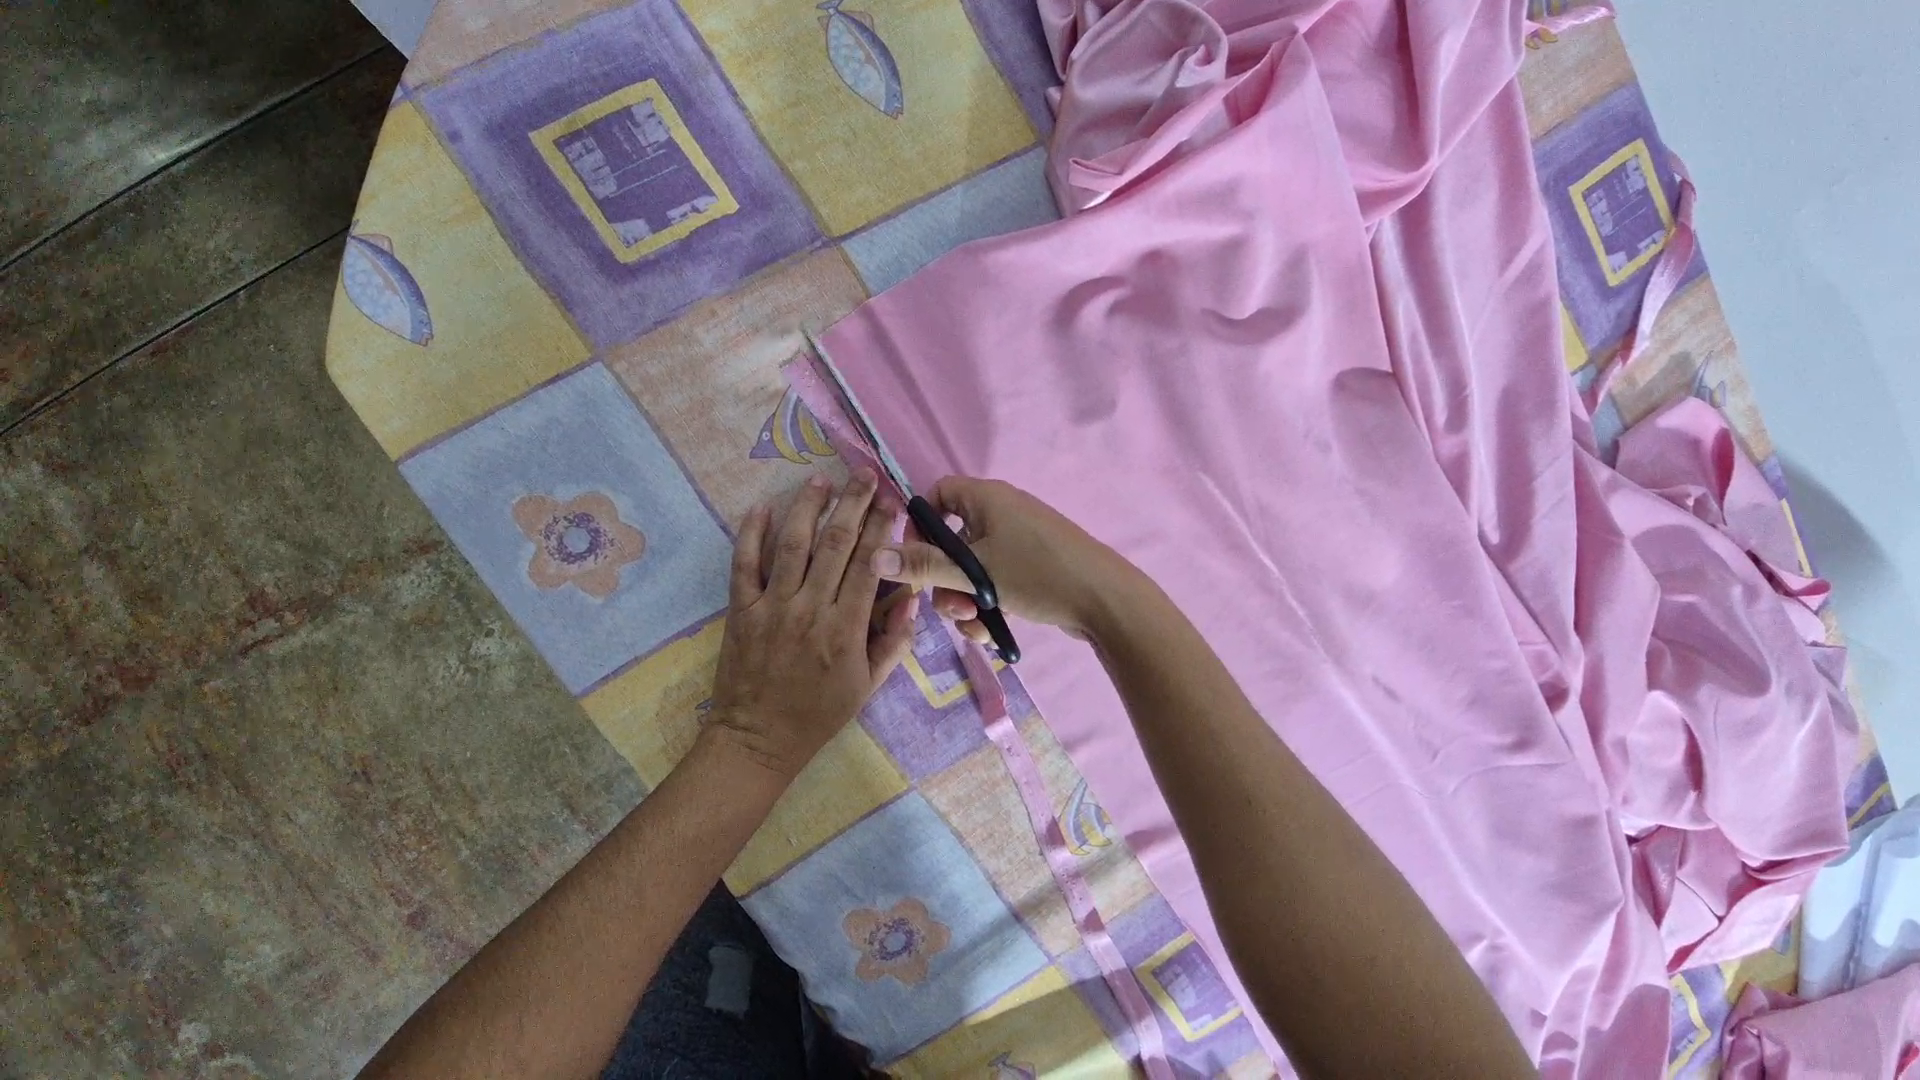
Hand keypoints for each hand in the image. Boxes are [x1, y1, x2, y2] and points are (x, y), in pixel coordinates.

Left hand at [707, 471, 917, 781]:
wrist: (758, 738)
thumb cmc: (820, 713)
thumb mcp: (868, 685)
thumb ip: (894, 641)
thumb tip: (912, 598)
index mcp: (846, 628)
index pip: (870, 565)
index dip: (883, 528)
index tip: (893, 501)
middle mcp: (810, 609)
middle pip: (836, 544)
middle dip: (854, 504)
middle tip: (865, 474)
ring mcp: (772, 606)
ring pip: (792, 544)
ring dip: (808, 507)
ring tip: (821, 479)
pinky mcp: (741, 609)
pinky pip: (744, 563)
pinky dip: (751, 533)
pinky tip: (762, 506)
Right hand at [869, 477, 1143, 641]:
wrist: (1106, 601)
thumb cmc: (1037, 574)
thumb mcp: (976, 574)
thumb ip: (924, 567)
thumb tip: (873, 558)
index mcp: (987, 498)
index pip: (938, 494)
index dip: (920, 524)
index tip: (916, 560)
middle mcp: (1002, 512)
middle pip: (952, 540)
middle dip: (945, 580)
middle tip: (952, 607)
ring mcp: (1020, 540)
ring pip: (973, 569)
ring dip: (966, 599)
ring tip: (977, 624)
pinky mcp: (1033, 567)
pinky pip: (996, 581)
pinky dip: (989, 604)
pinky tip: (993, 631)